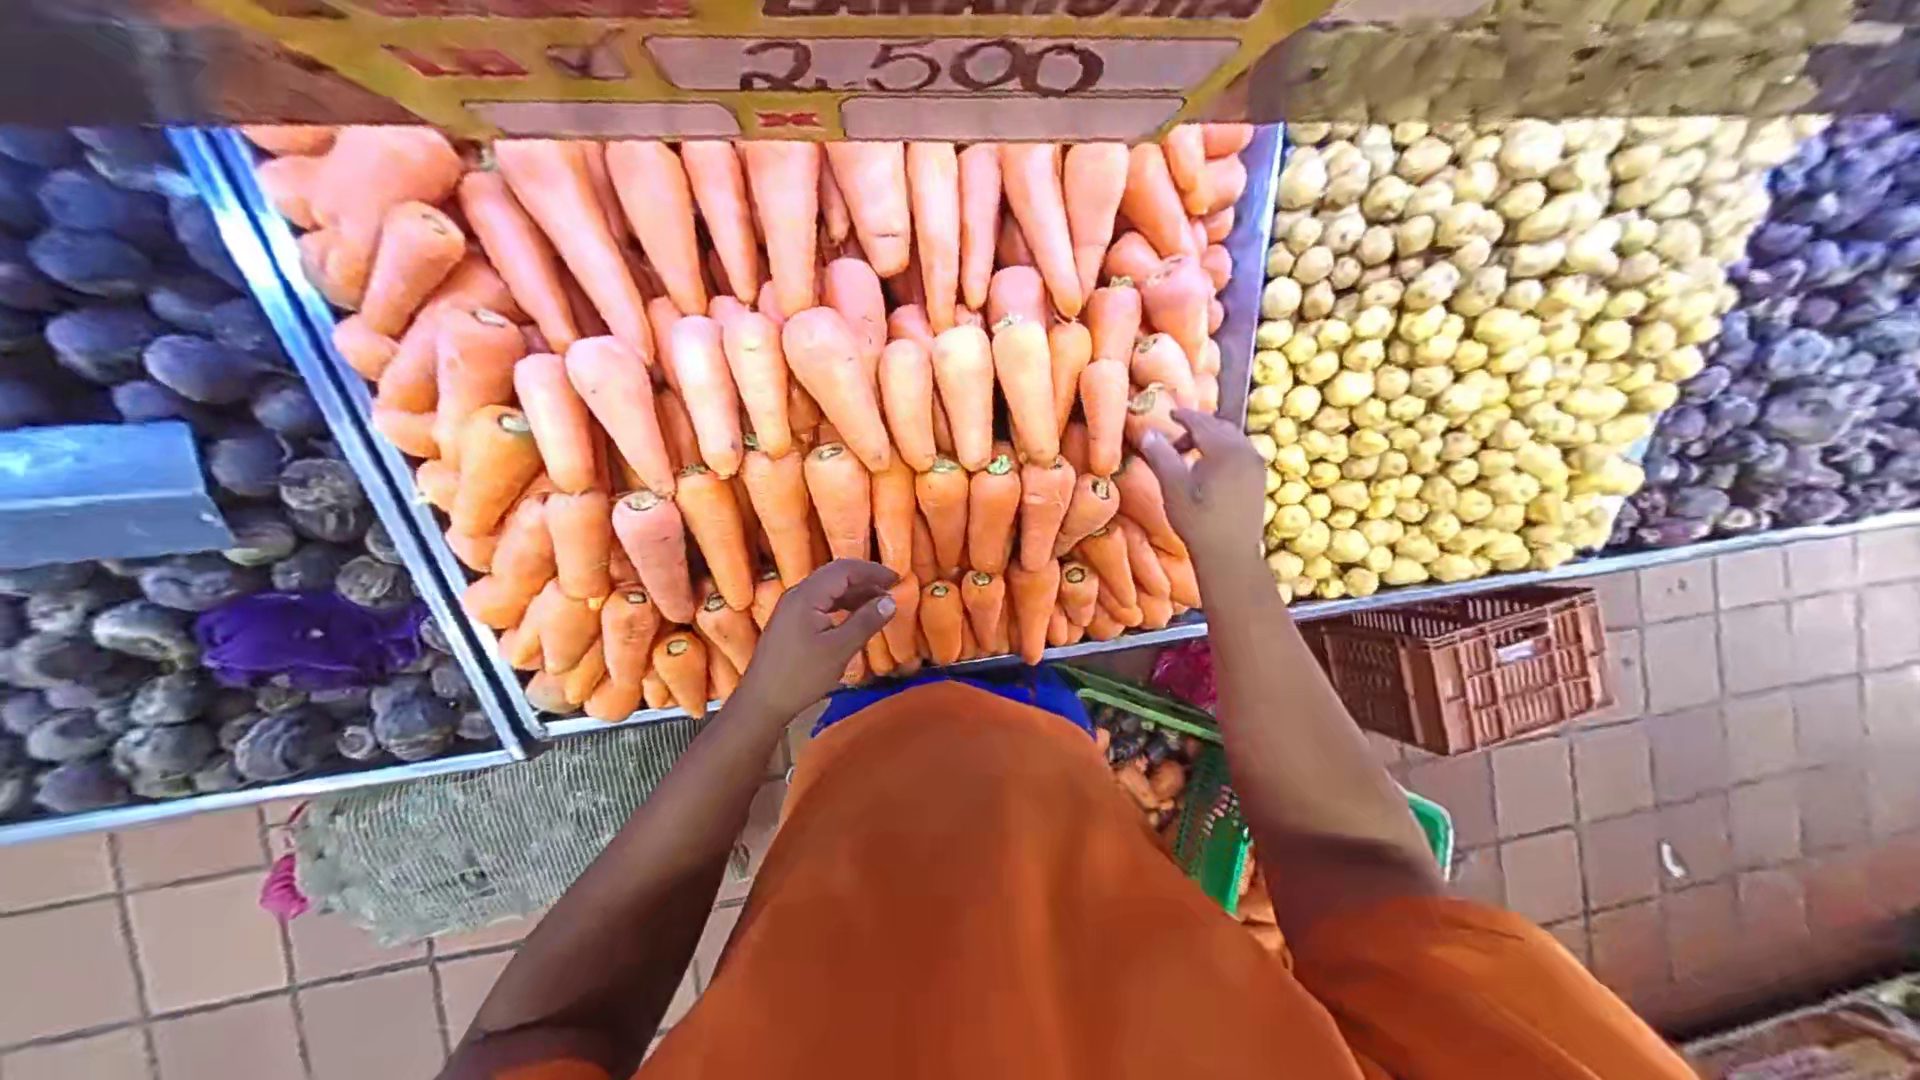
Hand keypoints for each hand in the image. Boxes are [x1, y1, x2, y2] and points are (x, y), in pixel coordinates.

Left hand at [734, 559, 898, 717]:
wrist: (761, 703)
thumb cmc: (801, 676)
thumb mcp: (839, 649)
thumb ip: (866, 621)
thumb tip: (890, 600)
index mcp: (807, 595)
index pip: (844, 569)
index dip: (872, 571)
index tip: (897, 579)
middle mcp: (797, 594)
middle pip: (835, 575)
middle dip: (865, 579)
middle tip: (892, 588)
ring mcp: (792, 608)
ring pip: (829, 590)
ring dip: (855, 593)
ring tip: (880, 603)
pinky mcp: (791, 622)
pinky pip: (821, 603)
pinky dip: (843, 605)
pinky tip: (856, 617)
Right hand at [1137, 408, 1267, 577]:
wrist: (1230, 555)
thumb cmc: (1198, 522)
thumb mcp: (1173, 488)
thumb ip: (1161, 456)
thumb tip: (1147, 432)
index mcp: (1226, 450)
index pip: (1203, 422)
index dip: (1184, 416)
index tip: (1170, 414)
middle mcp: (1246, 452)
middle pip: (1221, 426)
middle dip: (1198, 426)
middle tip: (1176, 436)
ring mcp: (1256, 466)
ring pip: (1233, 438)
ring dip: (1211, 438)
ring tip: (1190, 452)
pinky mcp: (1259, 479)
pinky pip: (1240, 452)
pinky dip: (1223, 450)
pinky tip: (1208, 468)